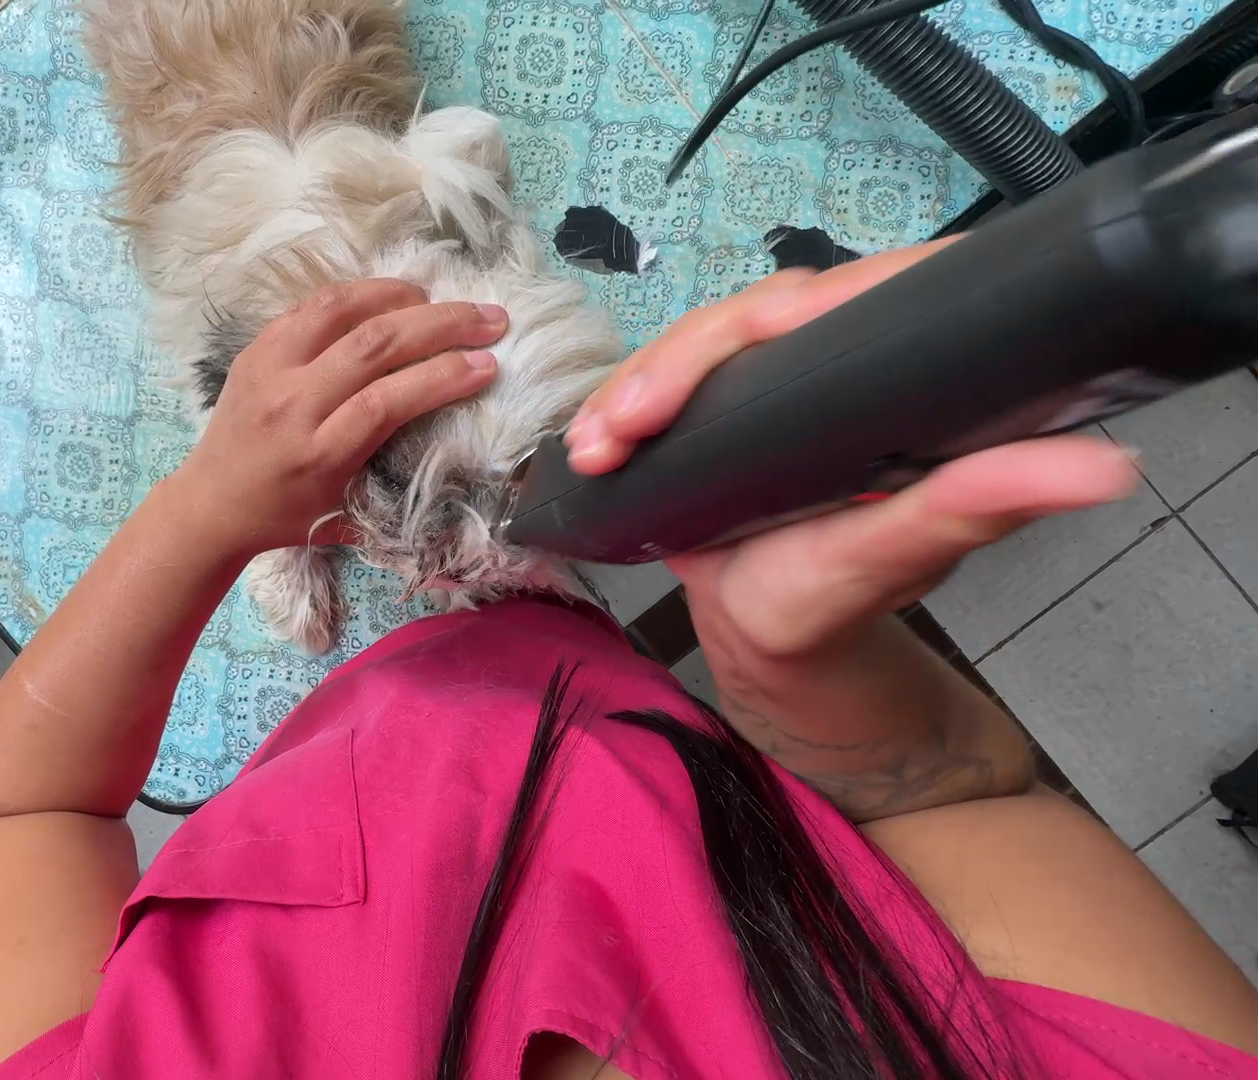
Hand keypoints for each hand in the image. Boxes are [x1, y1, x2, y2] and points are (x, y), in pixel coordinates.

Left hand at [168, 278, 506, 557]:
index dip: (443, 377)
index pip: (387, 401)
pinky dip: (356, 295)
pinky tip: (388, 298)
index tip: (487, 365)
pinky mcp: (255, 350)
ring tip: (437, 300)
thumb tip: (457, 455)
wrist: (210, 504)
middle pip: (373, 346)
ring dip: (397, 297)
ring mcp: (269, 370)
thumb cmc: (284, 517)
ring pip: (339, 311)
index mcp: (317, 455)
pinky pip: (310, 307)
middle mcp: (292, 406)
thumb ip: (396, 490)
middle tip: (489, 319)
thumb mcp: (344, 518)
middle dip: (442, 326)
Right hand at [565, 244, 1139, 817]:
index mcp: (892, 384)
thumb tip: (1096, 466)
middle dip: (676, 364)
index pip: (861, 298)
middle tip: (629, 422)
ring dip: (627, 389)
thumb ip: (964, 511)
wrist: (753, 633)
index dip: (806, 302)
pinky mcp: (696, 415)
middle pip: (746, 319)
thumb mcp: (888, 561)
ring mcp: (749, 391)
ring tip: (595, 446)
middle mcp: (819, 371)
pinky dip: (607, 412)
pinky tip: (584, 444)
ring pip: (683, 350)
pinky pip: (644, 390)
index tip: (752, 336)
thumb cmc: (823, 603)